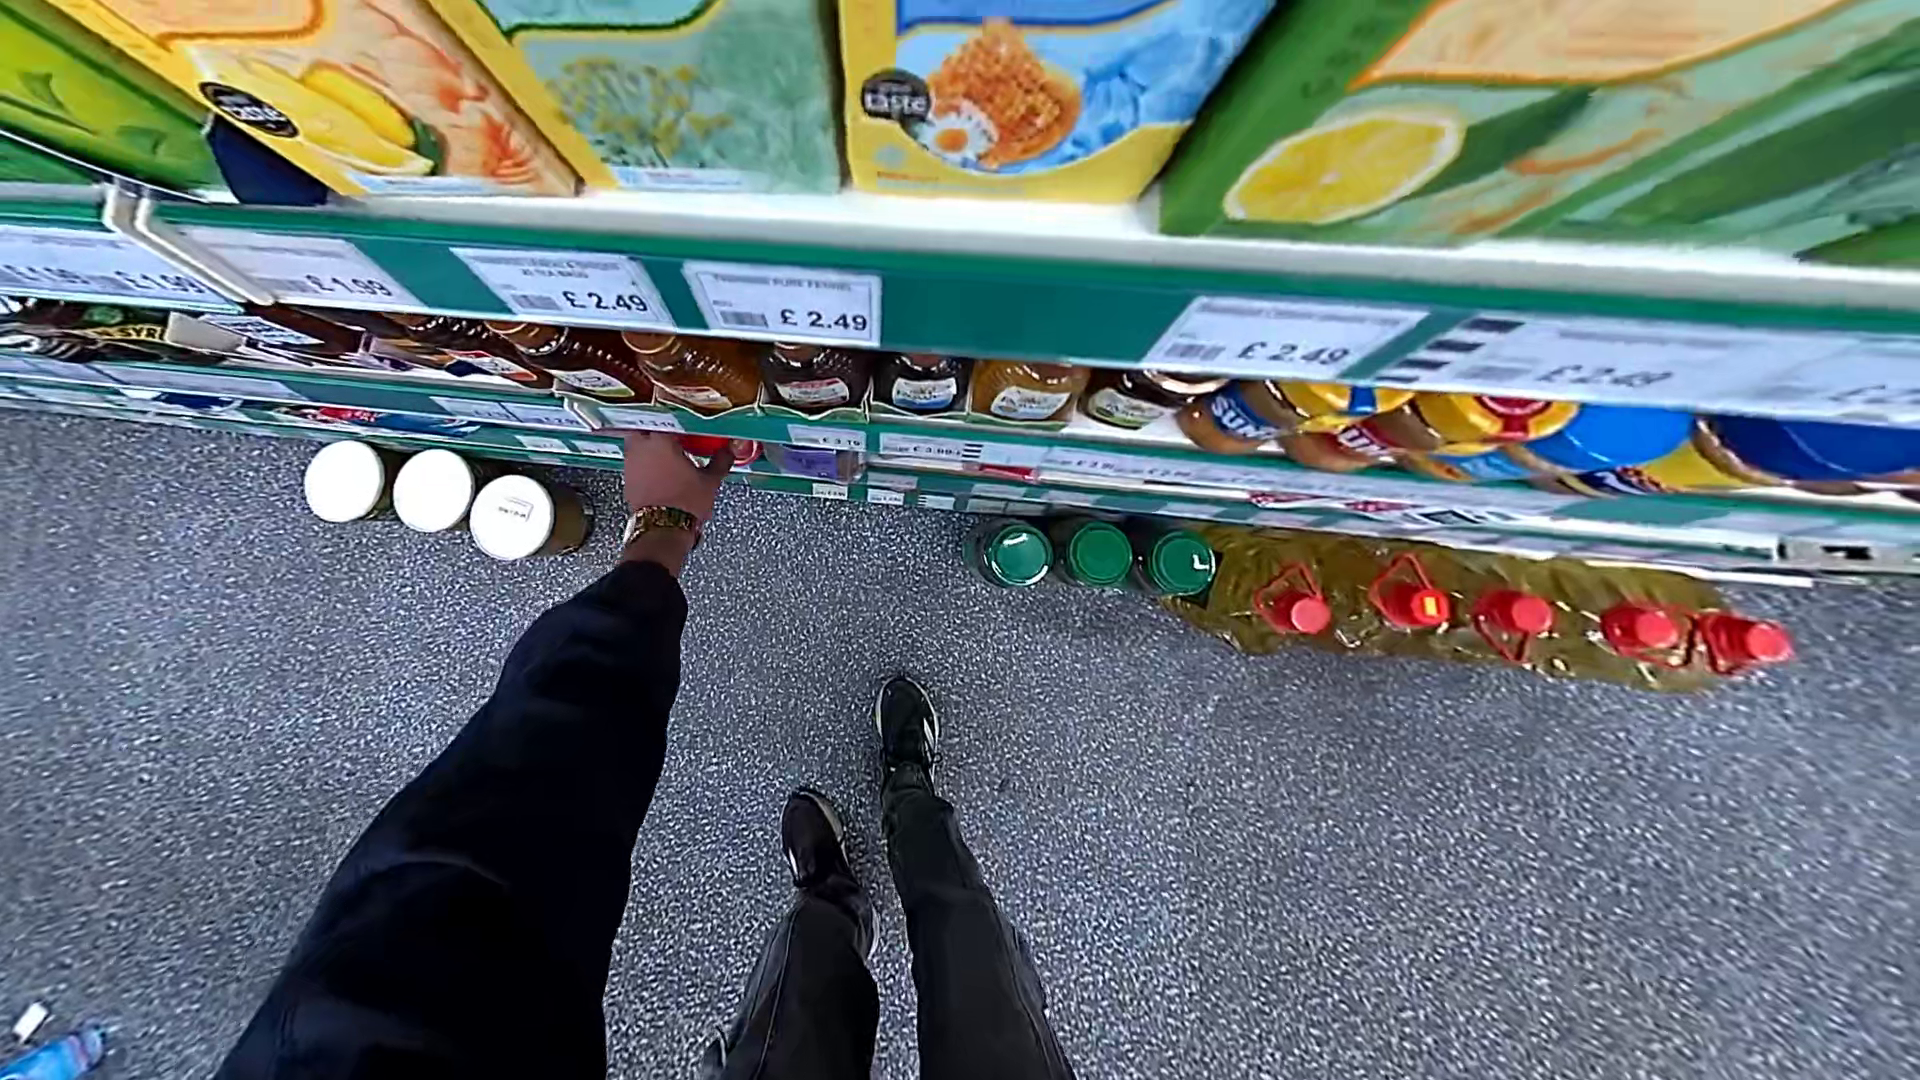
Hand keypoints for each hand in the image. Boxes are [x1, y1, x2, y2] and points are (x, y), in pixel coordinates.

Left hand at [619, 432, 730, 573]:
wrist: (664, 528)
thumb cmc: (685, 502)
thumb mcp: (710, 480)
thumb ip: (720, 461)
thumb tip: (728, 450)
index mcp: (662, 441)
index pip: (669, 419)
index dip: (680, 421)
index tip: (690, 425)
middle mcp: (641, 447)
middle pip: (645, 427)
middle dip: (658, 430)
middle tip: (675, 437)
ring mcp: (631, 463)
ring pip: (637, 444)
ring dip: (650, 446)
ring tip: (670, 455)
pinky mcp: (628, 479)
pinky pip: (636, 462)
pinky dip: (646, 463)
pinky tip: (661, 471)